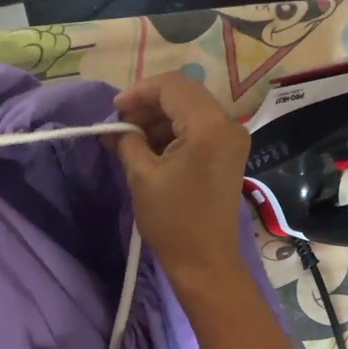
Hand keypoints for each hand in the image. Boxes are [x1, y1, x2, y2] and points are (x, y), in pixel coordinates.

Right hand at [108, 73, 251, 290]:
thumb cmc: (171, 222)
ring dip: (161, 120)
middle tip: (121, 127)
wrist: (205, 262)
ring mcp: (232, 138)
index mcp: (207, 125)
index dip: (139, 93)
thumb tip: (115, 129)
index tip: (114, 112)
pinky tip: (154, 150)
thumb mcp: (142, 178)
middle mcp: (227, 123)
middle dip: (149, 106)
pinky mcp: (230, 153)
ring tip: (133, 141)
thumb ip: (127, 143)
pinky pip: (200, 129)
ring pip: (191, 111)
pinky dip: (175, 133)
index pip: (171, 86)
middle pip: (184, 94)